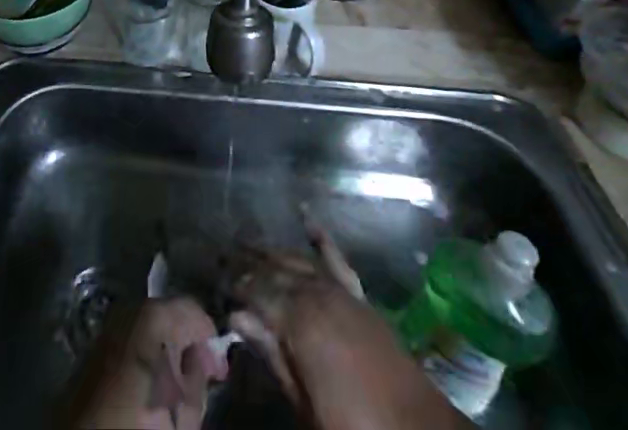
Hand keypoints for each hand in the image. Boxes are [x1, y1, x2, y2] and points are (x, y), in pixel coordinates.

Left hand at [71, 297, 229, 429]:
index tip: (218, 369)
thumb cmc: (141, 425)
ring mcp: (106, 327)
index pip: (192, 310)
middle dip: (185, 340)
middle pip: (167, 314)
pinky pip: (127, 339)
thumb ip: (198, 376)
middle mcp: (127, 311)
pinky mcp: (92, 347)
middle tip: (200, 374)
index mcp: (152, 318)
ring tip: (174, 382)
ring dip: (163, 346)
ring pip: (146, 325)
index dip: (209, 338)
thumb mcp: (184, 411)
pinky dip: (142, 352)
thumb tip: (202, 357)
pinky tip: (149, 381)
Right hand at [230, 214, 469, 429]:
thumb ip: (271, 353)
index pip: (254, 289)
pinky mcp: (359, 296)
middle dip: (244, 261)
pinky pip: (335, 259)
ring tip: (246, 244)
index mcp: (299, 319)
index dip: (232, 283)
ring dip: (270, 251)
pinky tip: (306, 218)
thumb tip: (237, 317)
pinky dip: (320, 237)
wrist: (414, 429)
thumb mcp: (303, 400)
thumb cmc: (351, 422)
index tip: (212, 280)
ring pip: (297, 260)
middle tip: (219, 256)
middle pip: (272, 269)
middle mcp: (317, 293)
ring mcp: (340, 291)